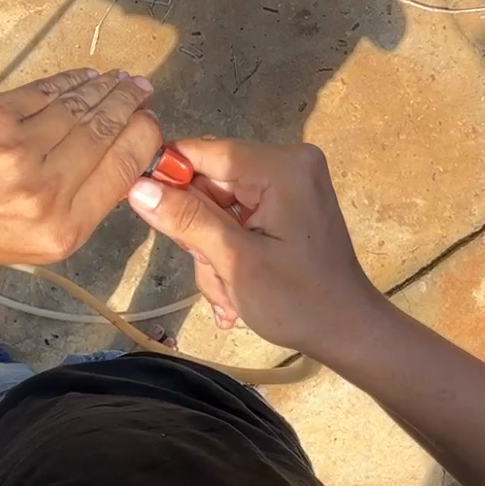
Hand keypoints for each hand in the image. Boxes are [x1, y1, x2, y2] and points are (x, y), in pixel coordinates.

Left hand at [0, 68, 160, 273]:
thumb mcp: (30, 241)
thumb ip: (75, 203)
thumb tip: (112, 157)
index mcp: (63, 230)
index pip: (124, 169)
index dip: (144, 138)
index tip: (148, 121)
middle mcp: (47, 192)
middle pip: (106, 131)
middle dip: (129, 104)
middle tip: (140, 88)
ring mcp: (17, 150)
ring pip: (78, 106)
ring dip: (103, 87)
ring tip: (118, 79)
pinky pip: (43, 91)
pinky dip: (68, 81)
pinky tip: (83, 77)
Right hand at [126, 138, 389, 361]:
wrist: (347, 333)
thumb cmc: (296, 301)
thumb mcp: (234, 261)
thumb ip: (186, 219)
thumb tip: (137, 186)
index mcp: (280, 167)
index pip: (203, 152)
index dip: (169, 180)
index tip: (148, 215)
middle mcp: (287, 164)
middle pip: (209, 184)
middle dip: (201, 236)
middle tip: (216, 276)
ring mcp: (289, 186)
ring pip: (218, 209)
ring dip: (214, 255)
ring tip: (230, 296)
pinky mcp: (287, 207)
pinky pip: (238, 221)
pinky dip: (230, 255)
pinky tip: (237, 290)